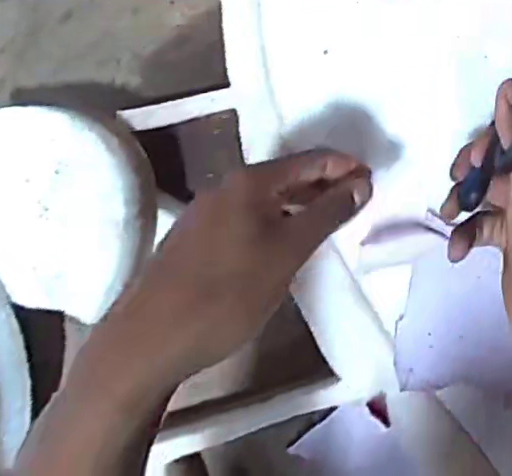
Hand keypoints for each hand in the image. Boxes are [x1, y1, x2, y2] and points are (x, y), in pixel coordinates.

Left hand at [95, 149, 371, 390]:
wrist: (138, 352)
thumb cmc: (225, 294)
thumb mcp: (290, 251)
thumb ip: (330, 211)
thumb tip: (362, 183)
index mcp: (250, 181)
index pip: (315, 158)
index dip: (349, 168)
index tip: (373, 185)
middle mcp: (226, 186)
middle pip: (291, 173)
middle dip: (328, 184)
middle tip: (357, 203)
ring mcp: (204, 213)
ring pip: (270, 196)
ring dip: (303, 203)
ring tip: (329, 223)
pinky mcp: (192, 240)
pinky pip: (249, 214)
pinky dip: (278, 219)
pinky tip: (286, 242)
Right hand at [441, 81, 511, 345]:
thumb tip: (509, 84)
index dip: (488, 142)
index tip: (473, 162)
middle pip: (494, 159)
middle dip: (470, 171)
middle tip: (456, 189)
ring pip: (482, 189)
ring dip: (462, 201)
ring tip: (451, 218)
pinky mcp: (509, 235)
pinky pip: (480, 222)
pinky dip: (466, 232)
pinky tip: (458, 249)